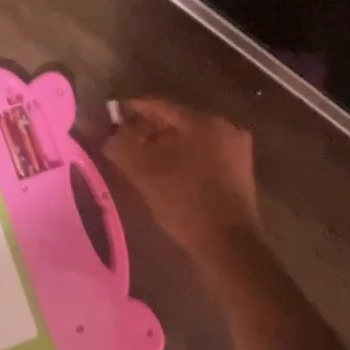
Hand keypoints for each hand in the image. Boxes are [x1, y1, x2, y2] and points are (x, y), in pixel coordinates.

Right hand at [104, 100, 260, 256]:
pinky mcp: (239, 169)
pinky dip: (183, 154)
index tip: (113, 113)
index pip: (160, 106)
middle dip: (149, 127)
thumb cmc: (185, 203)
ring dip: (165, 142)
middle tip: (124, 135)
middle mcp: (223, 127)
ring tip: (140, 154)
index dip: (133, 109)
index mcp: (202, 122)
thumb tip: (109, 135)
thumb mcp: (146, 175)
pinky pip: (204, 151)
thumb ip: (123, 148)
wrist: (229, 243)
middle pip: (177, 120)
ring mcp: (235, 148)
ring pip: (191, 137)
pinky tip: (166, 168)